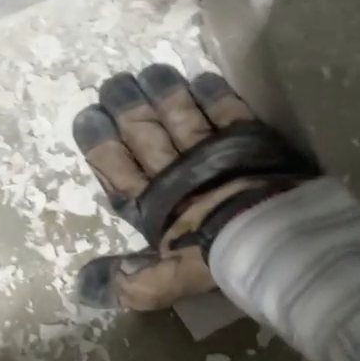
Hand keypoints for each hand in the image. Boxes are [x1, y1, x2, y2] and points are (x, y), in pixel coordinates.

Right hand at [71, 65, 316, 310]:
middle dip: (127, 108)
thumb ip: (128, 281)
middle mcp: (174, 173)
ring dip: (164, 94)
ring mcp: (212, 154)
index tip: (87, 117)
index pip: (115, 166)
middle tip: (114, 84)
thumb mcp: (166, 281)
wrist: (280, 240)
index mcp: (149, 205)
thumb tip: (79, 288)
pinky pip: (227, 113)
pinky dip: (213, 96)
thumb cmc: (216, 259)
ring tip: (151, 72)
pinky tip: (201, 80)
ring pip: (180, 117)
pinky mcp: (251, 142)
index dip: (99, 142)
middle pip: (143, 133)